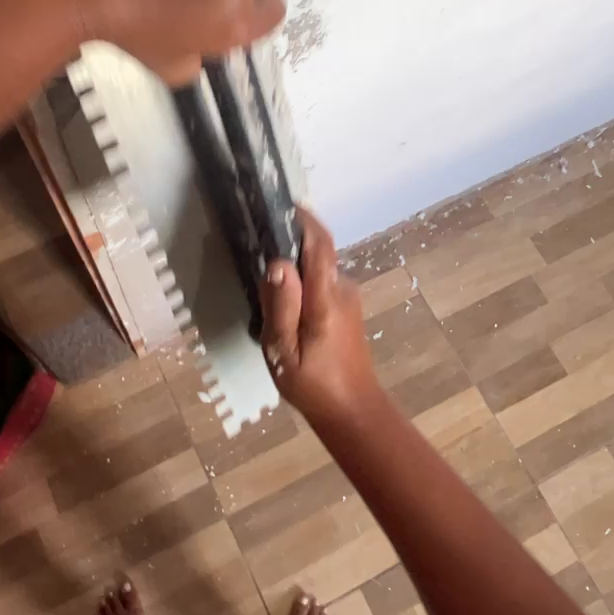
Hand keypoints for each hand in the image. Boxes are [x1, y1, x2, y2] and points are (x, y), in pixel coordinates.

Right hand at [259, 209, 382, 423]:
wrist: (353, 411)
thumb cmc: (314, 384)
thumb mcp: (284, 350)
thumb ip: (281, 305)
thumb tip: (278, 262)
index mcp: (326, 298)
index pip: (320, 245)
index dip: (305, 220)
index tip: (285, 202)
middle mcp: (342, 290)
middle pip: (316, 254)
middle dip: (290, 247)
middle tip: (260, 255)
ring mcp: (348, 298)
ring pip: (317, 270)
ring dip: (295, 271)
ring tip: (268, 293)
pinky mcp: (347, 308)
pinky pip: (321, 284)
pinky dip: (303, 285)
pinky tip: (286, 310)